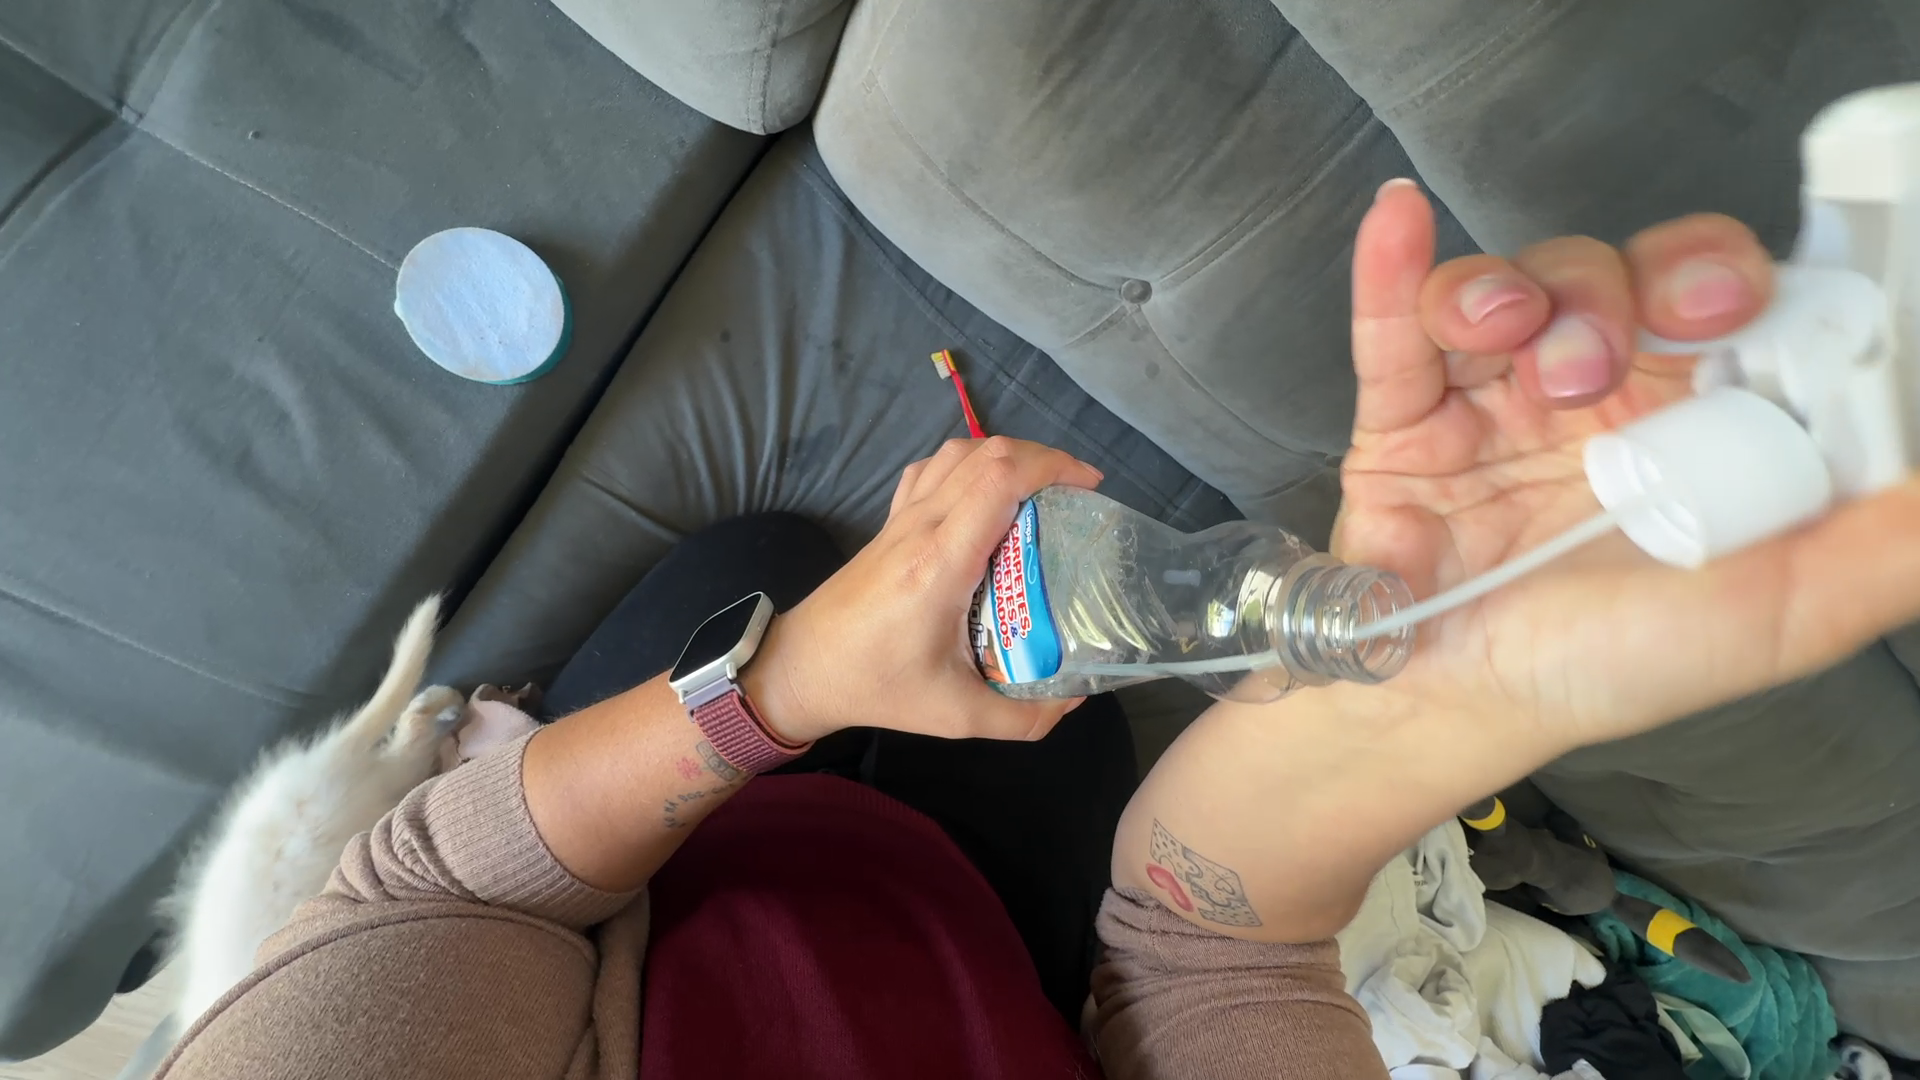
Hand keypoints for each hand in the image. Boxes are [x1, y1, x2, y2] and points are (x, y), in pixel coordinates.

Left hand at [744, 436, 1102, 743]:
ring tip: (1040, 489)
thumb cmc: (878, 686)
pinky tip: (982, 492)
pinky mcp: (889, 522)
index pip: (999, 479)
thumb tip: (1077, 696)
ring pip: (957, 452)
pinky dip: (966, 464)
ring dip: (1006, 456)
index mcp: (942, 562)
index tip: (1089, 487)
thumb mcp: (957, 716)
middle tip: (1077, 491)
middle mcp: (922, 525)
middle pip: (987, 454)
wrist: (803, 667)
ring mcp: (901, 518)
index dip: (1052, 467)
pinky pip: (930, 469)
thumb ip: (1025, 716)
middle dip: (1043, 458)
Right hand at [1336, 180, 1919, 750]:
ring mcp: (1481, 403)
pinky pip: (1390, 335)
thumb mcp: (1784, 610)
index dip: (1722, 278)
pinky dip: (1389, 274)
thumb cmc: (1605, 661)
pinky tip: (1394, 218)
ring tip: (1511, 346)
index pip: (1714, 301)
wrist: (1459, 698)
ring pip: (1500, 293)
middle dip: (1613, 291)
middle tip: (1599, 366)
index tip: (1727, 309)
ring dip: (1510, 292)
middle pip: (1603, 277)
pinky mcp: (1396, 421)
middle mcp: (1580, 397)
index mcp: (1681, 420)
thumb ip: (1894, 531)